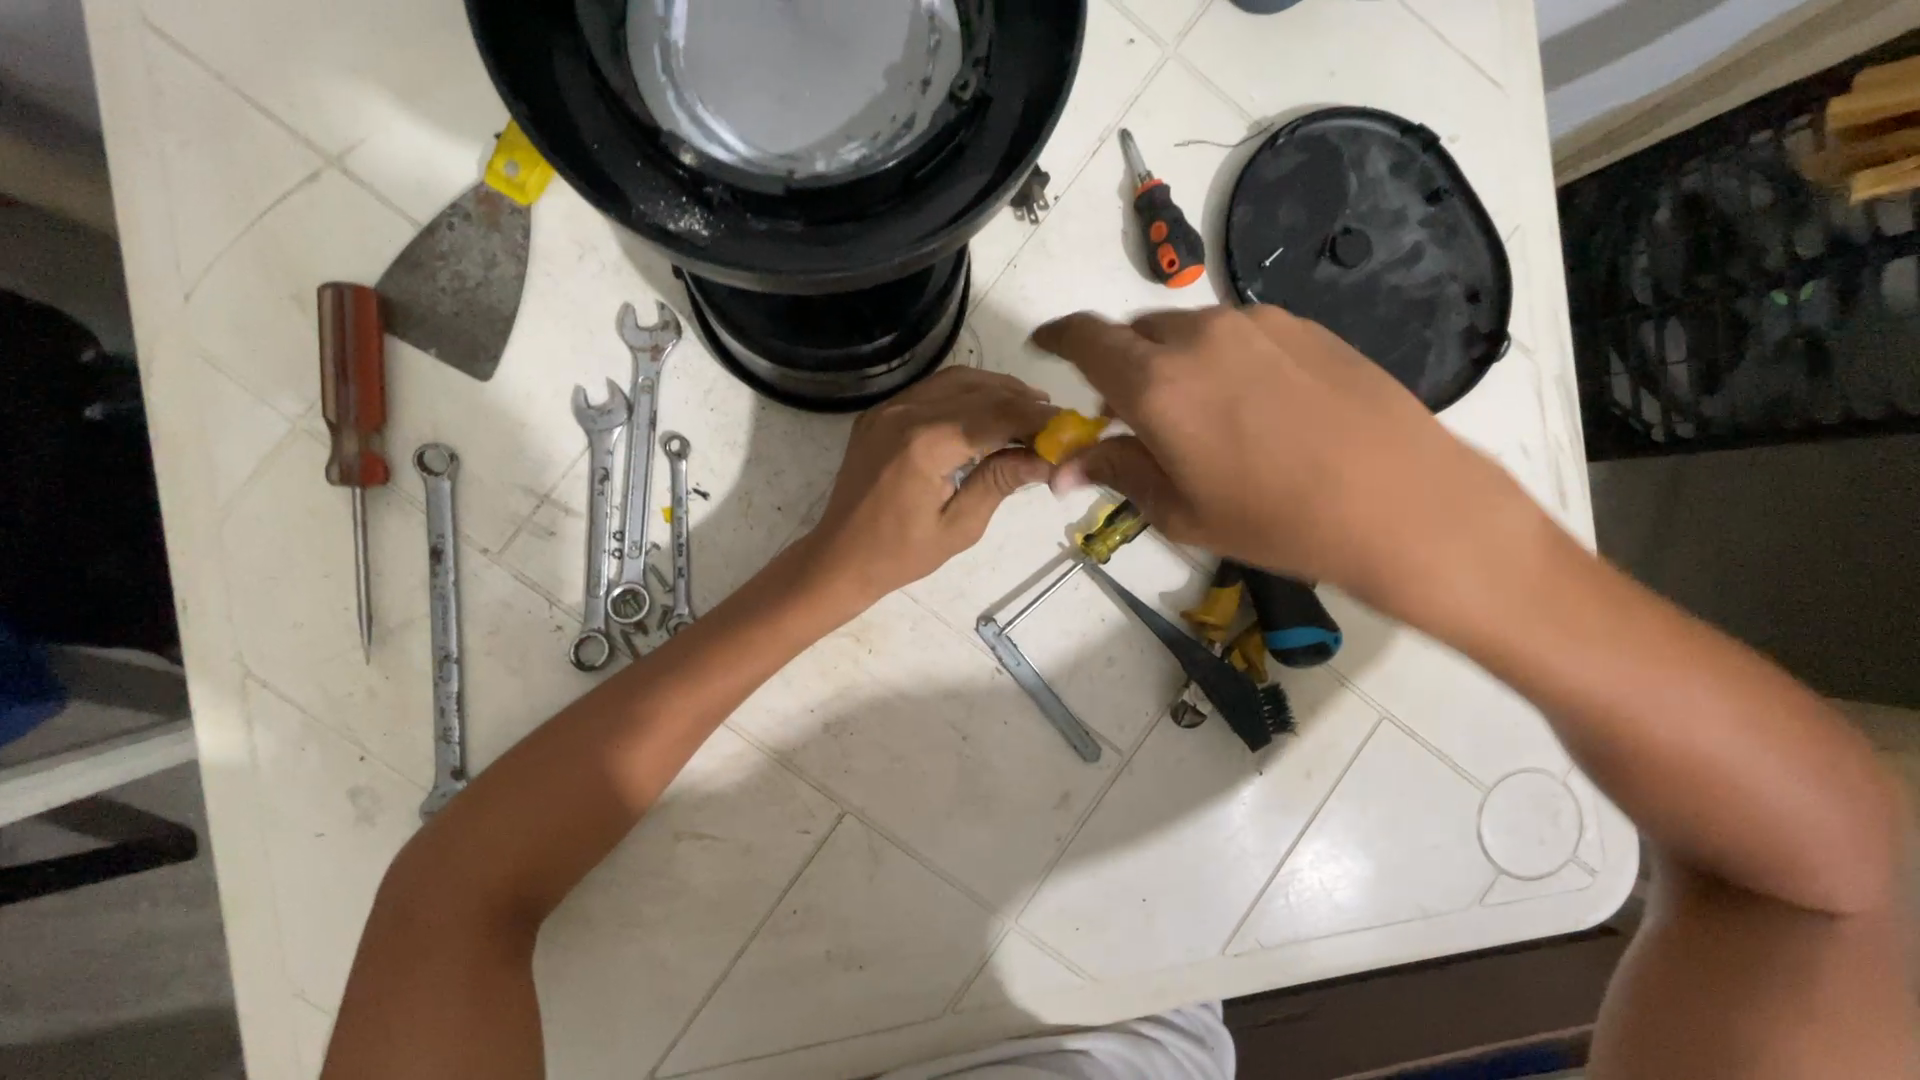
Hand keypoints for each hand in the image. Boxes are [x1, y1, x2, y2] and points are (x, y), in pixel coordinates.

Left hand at [800, 367, 1056, 606]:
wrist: (839, 557)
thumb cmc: (900, 554)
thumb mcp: (960, 526)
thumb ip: (1000, 482)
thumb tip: (1047, 458)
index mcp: (924, 445)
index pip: (995, 415)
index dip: (1036, 418)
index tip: (1069, 426)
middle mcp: (904, 414)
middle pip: (978, 391)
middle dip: (1020, 401)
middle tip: (1054, 419)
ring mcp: (888, 409)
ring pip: (955, 381)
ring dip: (995, 390)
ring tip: (1029, 409)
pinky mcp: (879, 414)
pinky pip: (931, 390)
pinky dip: (965, 393)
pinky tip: (987, 410)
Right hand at [1031, 306, 1547, 619]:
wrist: (1399, 500)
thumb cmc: (1276, 519)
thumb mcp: (1181, 510)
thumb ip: (1117, 472)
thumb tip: (1063, 468)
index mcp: (1156, 383)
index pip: (1085, 339)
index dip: (1057, 338)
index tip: (1046, 346)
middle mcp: (1198, 336)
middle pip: (1135, 333)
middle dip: (1120, 364)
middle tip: (1132, 413)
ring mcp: (1255, 323)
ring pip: (1187, 331)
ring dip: (1173, 361)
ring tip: (1201, 414)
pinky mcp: (1301, 325)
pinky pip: (1238, 332)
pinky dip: (1222, 358)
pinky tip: (1254, 406)